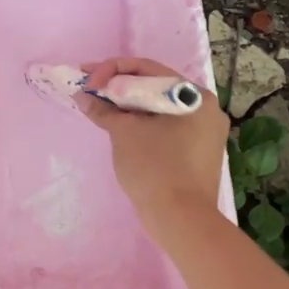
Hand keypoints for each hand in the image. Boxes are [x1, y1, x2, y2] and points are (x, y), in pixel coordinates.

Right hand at [74, 57, 230, 241]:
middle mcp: (205, 109)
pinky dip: (140, 122)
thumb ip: (103, 109)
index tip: (86, 79)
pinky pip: (163, 125)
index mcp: (195, 97)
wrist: (181, 219)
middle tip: (89, 87)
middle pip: (154, 86)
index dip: (112, 69)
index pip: (148, 69)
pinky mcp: (195, 151)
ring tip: (99, 106)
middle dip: (118, 86)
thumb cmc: (155, 167)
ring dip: (127, 104)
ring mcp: (203, 132)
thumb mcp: (124, 133)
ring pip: (157, 107)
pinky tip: (119, 125)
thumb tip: (83, 96)